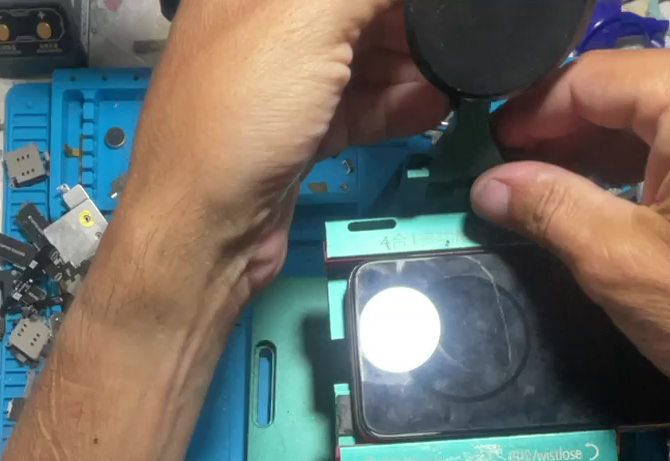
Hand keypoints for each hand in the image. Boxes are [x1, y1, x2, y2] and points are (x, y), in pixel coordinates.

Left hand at [116, 0, 447, 298]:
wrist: (205, 229)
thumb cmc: (241, 114)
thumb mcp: (307, 16)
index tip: (438, 6)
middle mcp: (268, 21)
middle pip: (358, 7)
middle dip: (409, 18)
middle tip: (461, 33)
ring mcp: (286, 82)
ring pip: (366, 56)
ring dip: (416, 62)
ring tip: (464, 68)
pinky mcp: (302, 133)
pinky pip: (360, 107)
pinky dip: (398, 105)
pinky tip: (438, 103)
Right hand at [470, 47, 669, 448]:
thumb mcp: (622, 265)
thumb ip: (550, 210)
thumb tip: (489, 184)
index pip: (595, 79)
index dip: (531, 113)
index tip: (490, 147)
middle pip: (637, 87)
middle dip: (569, 129)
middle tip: (517, 174)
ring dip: (611, 144)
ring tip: (559, 188)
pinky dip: (659, 155)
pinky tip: (625, 192)